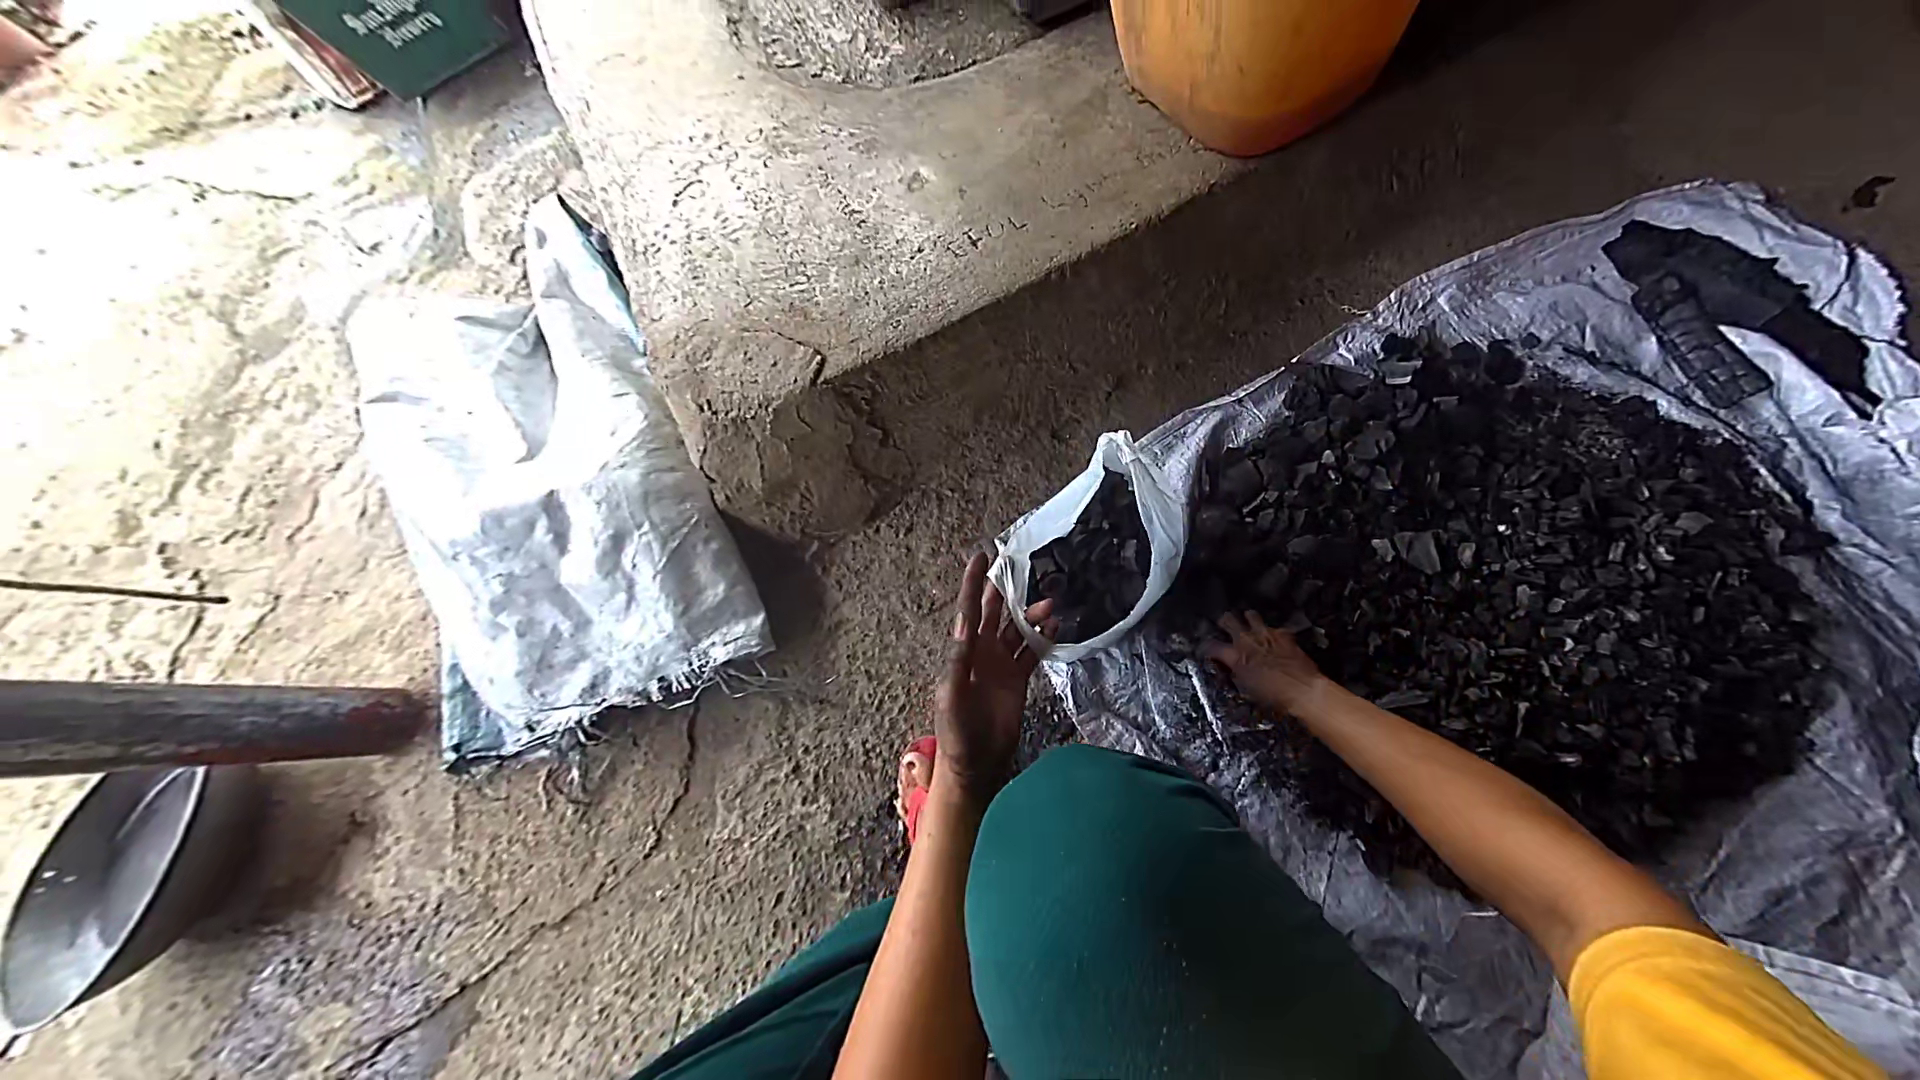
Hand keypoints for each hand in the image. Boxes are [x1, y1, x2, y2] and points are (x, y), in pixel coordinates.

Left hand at [934, 553, 1055, 801]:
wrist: (976, 761)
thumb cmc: (956, 729)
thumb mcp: (951, 693)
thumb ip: (959, 659)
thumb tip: (965, 623)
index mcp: (963, 650)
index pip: (970, 608)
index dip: (975, 583)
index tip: (982, 556)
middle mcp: (982, 651)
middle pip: (995, 612)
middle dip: (1006, 590)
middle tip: (1022, 566)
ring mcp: (1001, 663)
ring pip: (1017, 629)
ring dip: (1031, 615)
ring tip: (1050, 603)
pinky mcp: (1017, 678)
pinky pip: (1031, 652)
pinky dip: (1042, 639)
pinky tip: (1054, 627)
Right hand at [1200, 610, 1330, 715]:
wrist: (1304, 690)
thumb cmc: (1274, 696)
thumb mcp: (1246, 688)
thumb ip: (1237, 672)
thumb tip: (1234, 668)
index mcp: (1234, 656)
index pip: (1210, 645)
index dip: (1205, 647)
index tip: (1205, 649)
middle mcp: (1246, 640)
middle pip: (1228, 619)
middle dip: (1224, 621)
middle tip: (1225, 626)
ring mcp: (1266, 634)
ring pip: (1250, 615)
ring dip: (1248, 619)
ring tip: (1249, 625)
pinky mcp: (1284, 634)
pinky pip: (1274, 627)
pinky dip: (1272, 631)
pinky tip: (1274, 637)